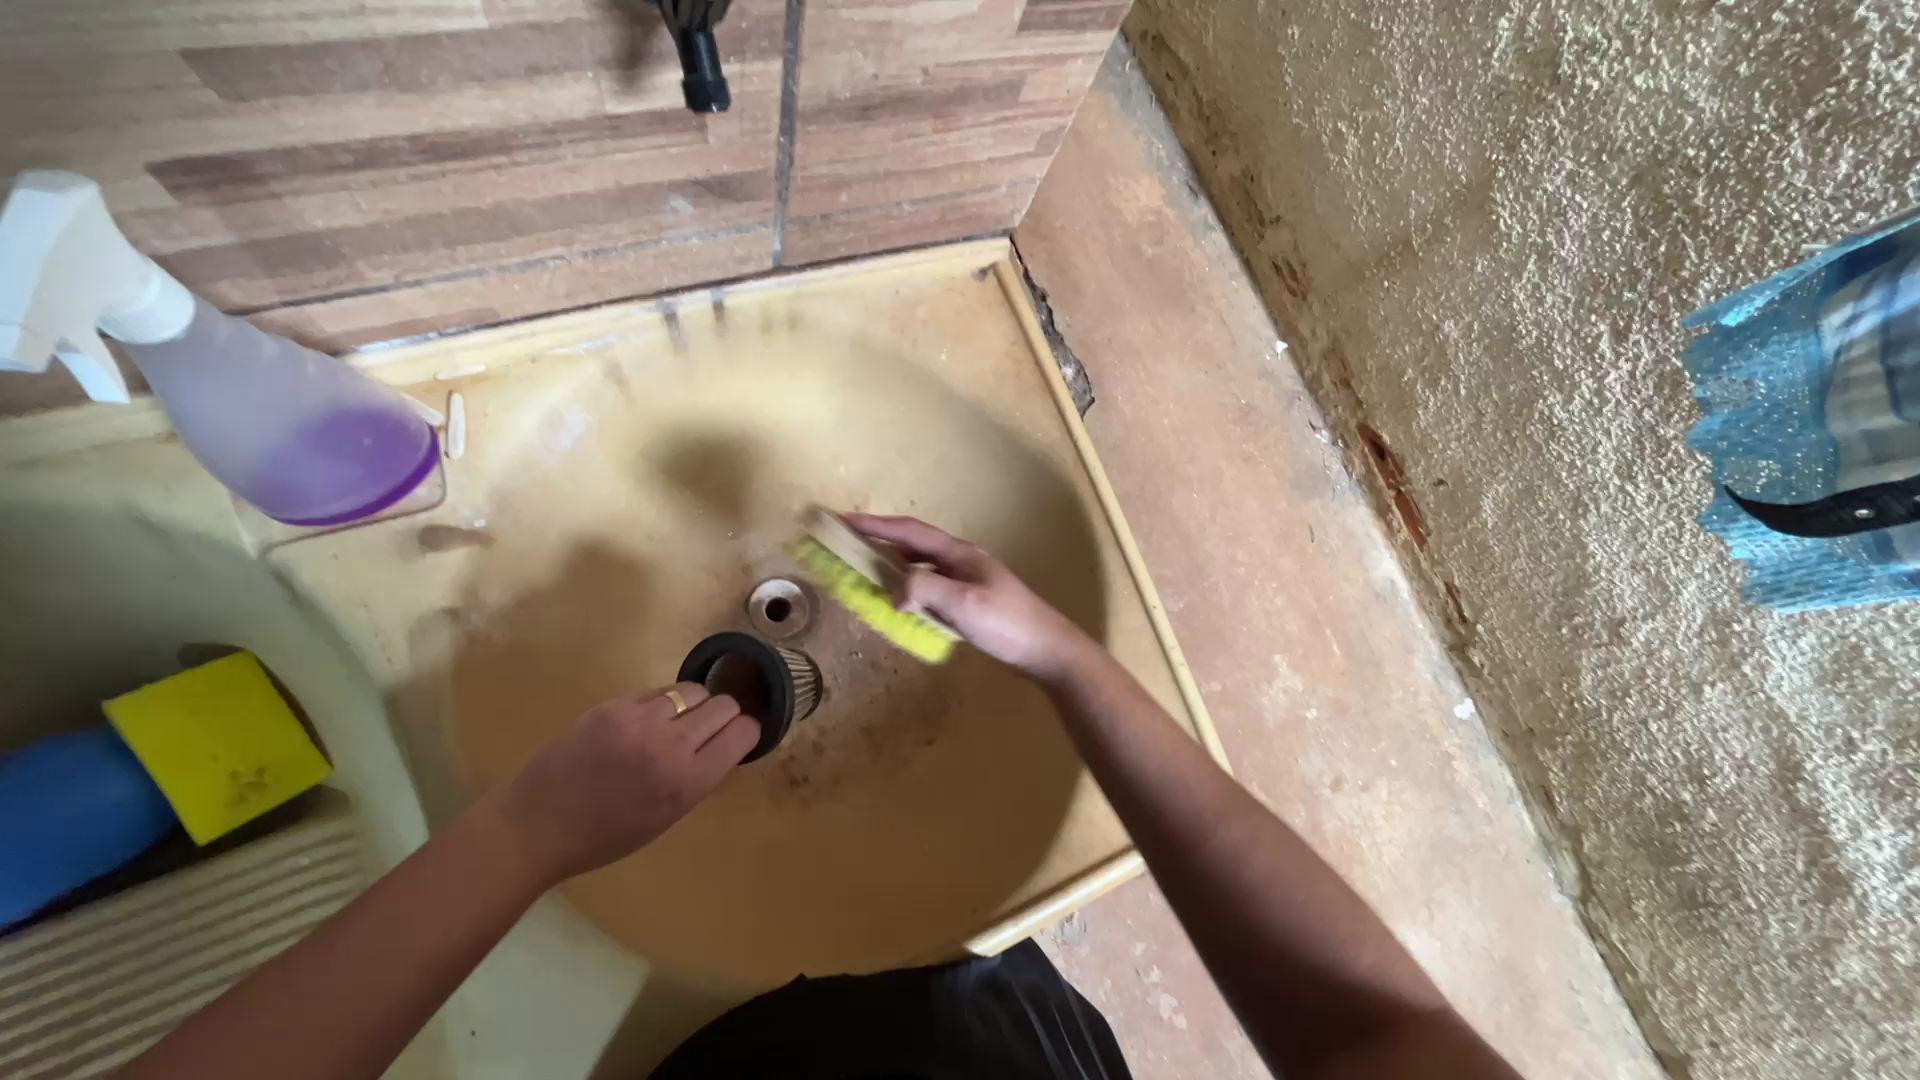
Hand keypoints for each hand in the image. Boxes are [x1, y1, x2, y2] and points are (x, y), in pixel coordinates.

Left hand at [494, 683, 759, 886]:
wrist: (537, 826)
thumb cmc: (605, 837)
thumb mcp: (667, 817)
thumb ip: (699, 777)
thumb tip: (724, 744)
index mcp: (687, 782)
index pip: (742, 733)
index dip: (747, 731)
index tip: (740, 736)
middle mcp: (669, 746)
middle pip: (724, 706)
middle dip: (726, 715)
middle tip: (711, 728)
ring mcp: (639, 721)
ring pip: (693, 690)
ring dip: (694, 704)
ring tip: (678, 720)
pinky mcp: (613, 706)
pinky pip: (657, 691)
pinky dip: (662, 703)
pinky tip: (647, 721)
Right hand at [844, 512, 1091, 678]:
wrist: (1045, 649)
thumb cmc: (1007, 623)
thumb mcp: (964, 603)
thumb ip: (926, 590)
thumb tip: (895, 592)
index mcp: (958, 553)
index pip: (909, 531)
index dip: (876, 525)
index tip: (844, 520)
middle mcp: (960, 560)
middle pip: (913, 543)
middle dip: (881, 540)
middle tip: (849, 543)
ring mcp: (966, 580)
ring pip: (921, 564)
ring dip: (893, 563)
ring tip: (867, 569)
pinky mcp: (969, 601)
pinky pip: (929, 586)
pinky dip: (909, 586)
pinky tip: (902, 600)